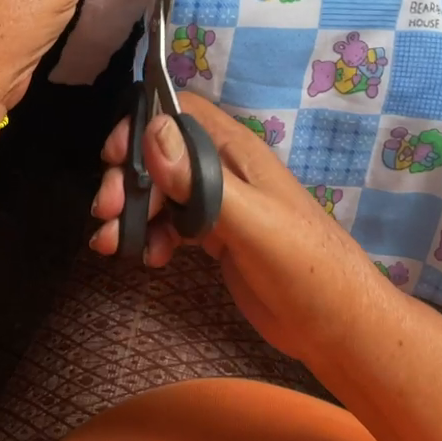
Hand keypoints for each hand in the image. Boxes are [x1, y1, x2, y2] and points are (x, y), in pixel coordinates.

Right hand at [88, 94, 390, 363]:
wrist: (337, 326)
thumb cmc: (305, 267)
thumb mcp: (251, 222)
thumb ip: (202, 180)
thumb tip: (153, 131)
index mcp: (236, 151)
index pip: (180, 114)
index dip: (142, 125)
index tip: (113, 157)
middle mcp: (225, 170)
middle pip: (161, 154)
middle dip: (128, 178)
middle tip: (104, 210)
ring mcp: (220, 203)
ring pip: (162, 190)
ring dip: (132, 211)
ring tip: (112, 244)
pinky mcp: (216, 236)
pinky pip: (171, 223)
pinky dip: (152, 235)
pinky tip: (149, 259)